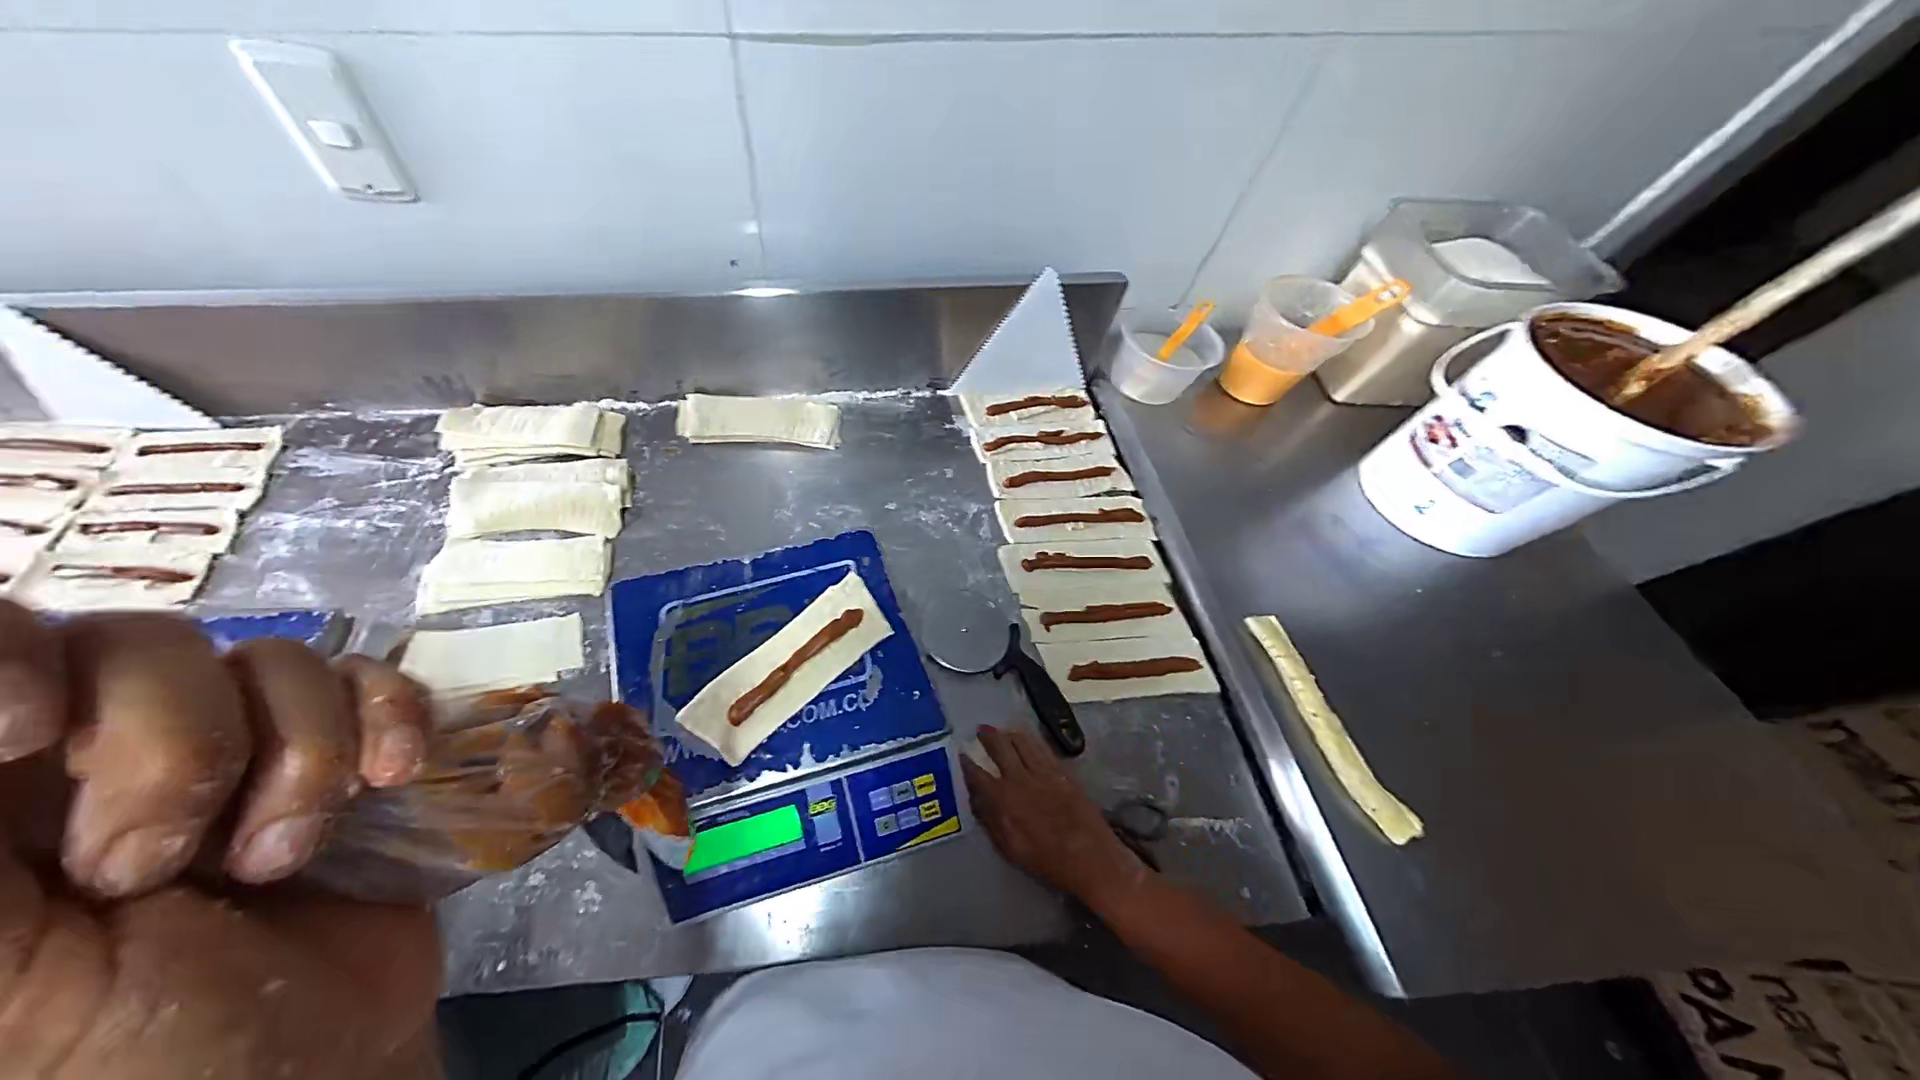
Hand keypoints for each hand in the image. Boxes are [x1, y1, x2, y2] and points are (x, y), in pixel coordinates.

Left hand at [0, 601, 441, 1078]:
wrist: (313, 1068)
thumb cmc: (123, 1058)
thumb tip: (10, 709)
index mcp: (0, 791)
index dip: (12, 655)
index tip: (36, 730)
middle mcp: (113, 748)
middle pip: (146, 645)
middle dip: (179, 753)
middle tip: (162, 864)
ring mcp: (251, 743)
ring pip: (277, 662)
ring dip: (304, 758)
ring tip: (286, 856)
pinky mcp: (352, 746)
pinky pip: (378, 680)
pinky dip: (394, 719)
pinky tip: (393, 779)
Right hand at [960, 724, 1149, 905]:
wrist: (1090, 856)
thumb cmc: (1046, 860)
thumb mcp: (1010, 848)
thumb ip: (991, 821)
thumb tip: (976, 800)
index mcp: (1004, 799)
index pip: (978, 775)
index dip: (967, 763)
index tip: (961, 754)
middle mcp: (1021, 779)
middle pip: (1000, 748)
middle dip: (988, 736)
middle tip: (981, 729)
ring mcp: (1044, 772)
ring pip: (1022, 742)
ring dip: (1009, 733)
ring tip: (1003, 730)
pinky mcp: (1063, 771)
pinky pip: (1042, 748)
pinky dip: (1031, 740)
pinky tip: (1028, 740)